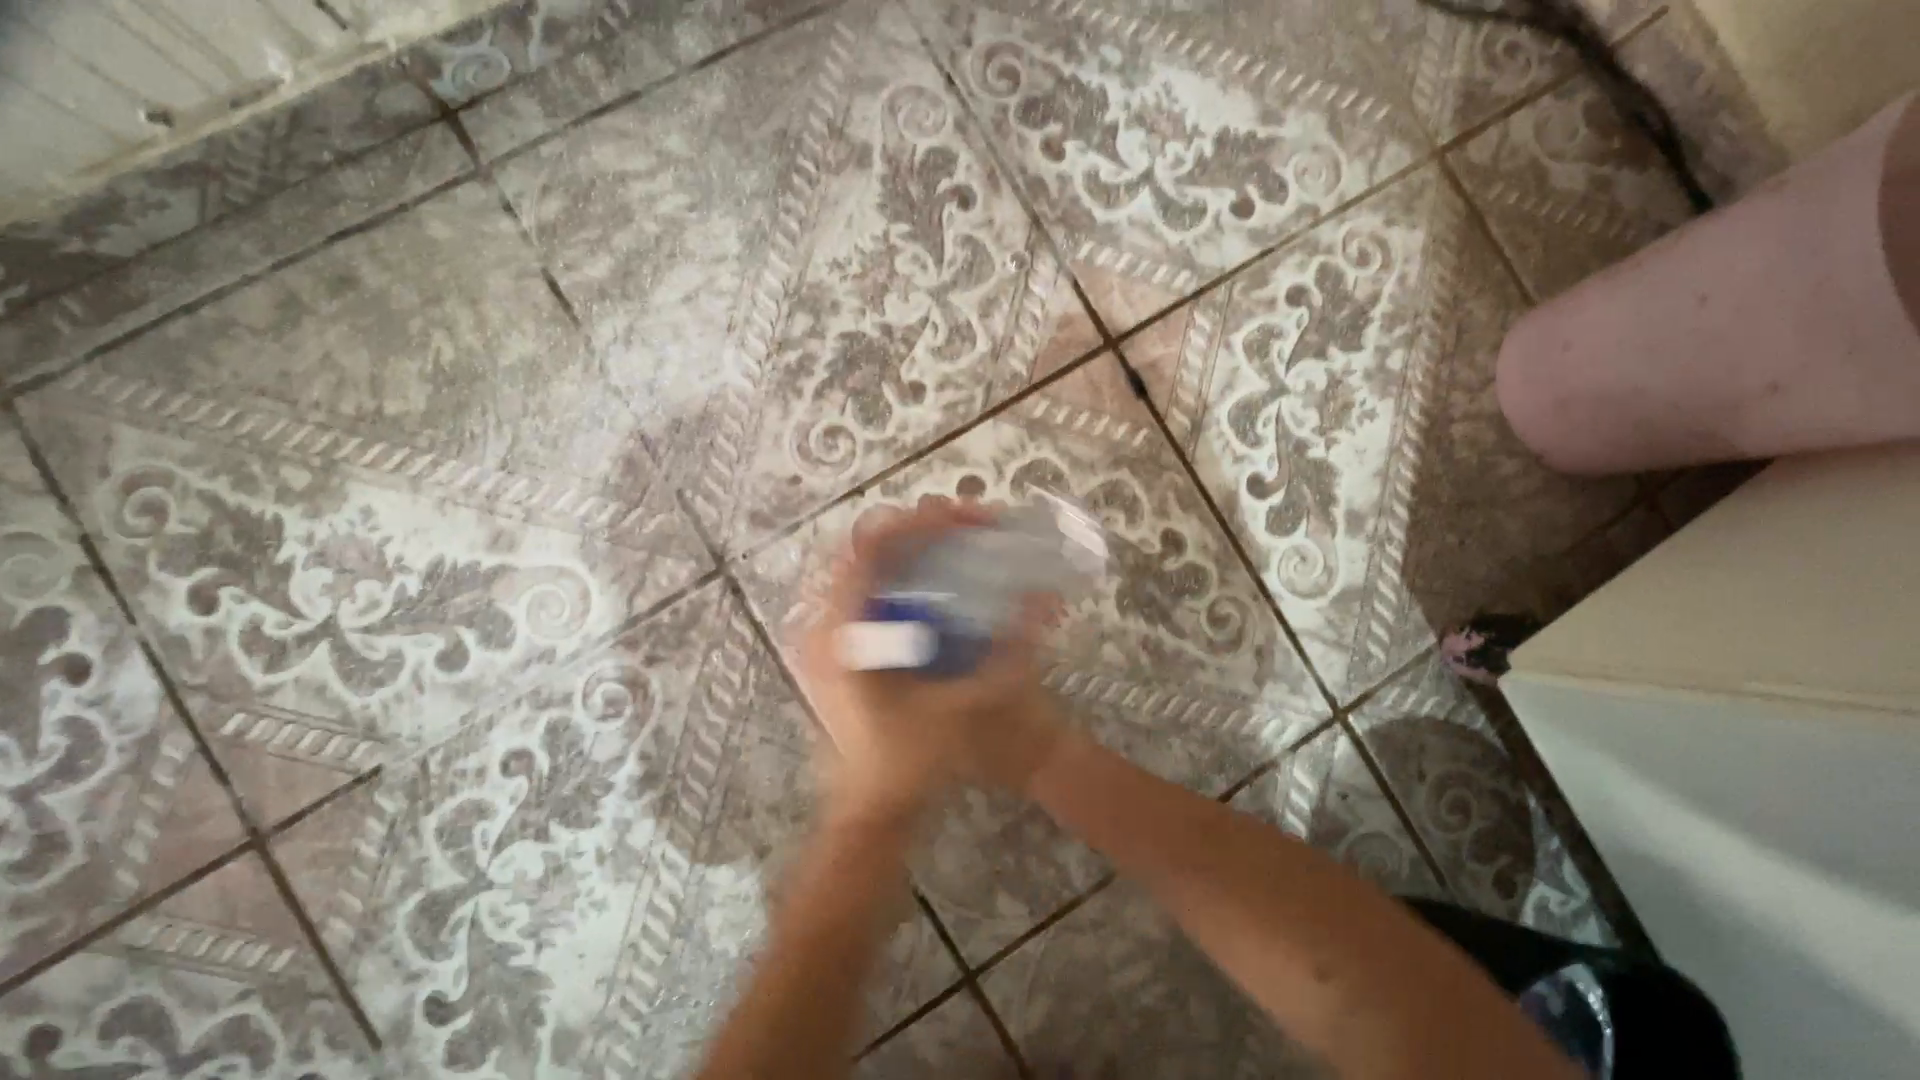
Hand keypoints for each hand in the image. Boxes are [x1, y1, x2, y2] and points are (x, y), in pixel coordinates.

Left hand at [792, 495, 1066, 824]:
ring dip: (905, 549)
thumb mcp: (963, 706)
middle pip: (863, 546)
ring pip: (858, 566)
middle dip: (916, 528)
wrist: (869, 810)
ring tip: (951, 544)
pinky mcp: (827, 649)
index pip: (872, 547)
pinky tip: (930, 583)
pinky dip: (894, 574)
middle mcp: (821, 623)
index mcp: (844, 631)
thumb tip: (1047, 599)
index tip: (964, 517)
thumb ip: (1008, 653)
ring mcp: (818, 636)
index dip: (920, 522)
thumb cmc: (910, 763)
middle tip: (965, 526)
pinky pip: (858, 589)